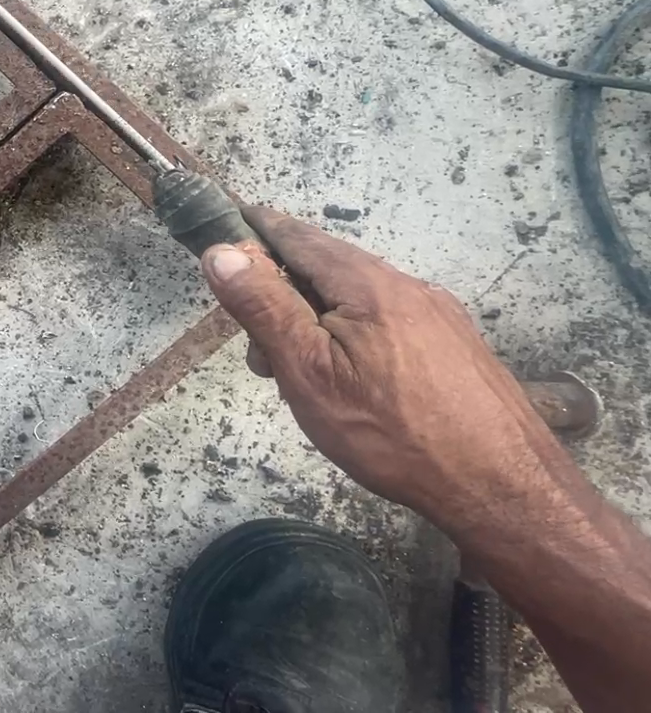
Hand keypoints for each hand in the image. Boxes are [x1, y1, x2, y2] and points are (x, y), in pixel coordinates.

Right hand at [201, 208, 567, 529]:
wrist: (506, 496)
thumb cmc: (390, 431)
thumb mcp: (307, 369)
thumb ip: (262, 306)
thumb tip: (221, 251)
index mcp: (368, 285)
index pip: (297, 236)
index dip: (253, 230)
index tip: (218, 228)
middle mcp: (407, 288)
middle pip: (322, 266)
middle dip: (277, 291)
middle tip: (256, 347)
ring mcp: (437, 316)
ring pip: (350, 297)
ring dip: (308, 319)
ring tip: (297, 376)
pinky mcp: (453, 346)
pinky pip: (380, 320)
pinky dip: (343, 333)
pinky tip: (342, 379)